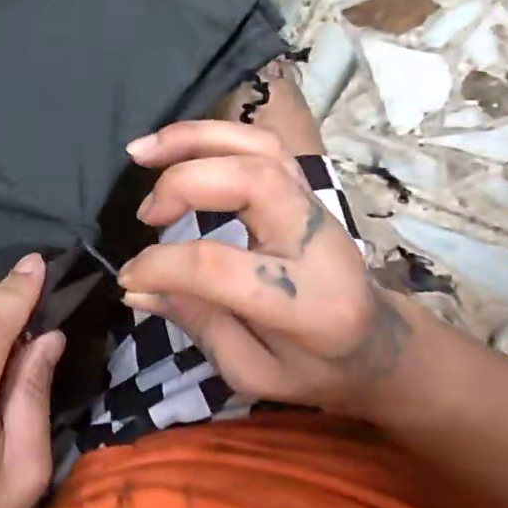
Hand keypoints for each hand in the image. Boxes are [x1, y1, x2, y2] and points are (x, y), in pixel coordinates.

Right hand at [117, 120, 410, 415]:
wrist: (377, 343)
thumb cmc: (315, 367)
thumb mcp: (254, 372)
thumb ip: (197, 324)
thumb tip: (137, 288)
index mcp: (311, 302)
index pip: (220, 267)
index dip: (160, 265)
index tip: (129, 276)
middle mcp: (319, 241)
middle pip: (253, 182)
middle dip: (182, 186)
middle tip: (146, 215)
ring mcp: (314, 205)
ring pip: (258, 148)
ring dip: (191, 141)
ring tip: (139, 152)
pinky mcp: (301, 188)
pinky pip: (257, 143)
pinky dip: (206, 135)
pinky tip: (167, 145)